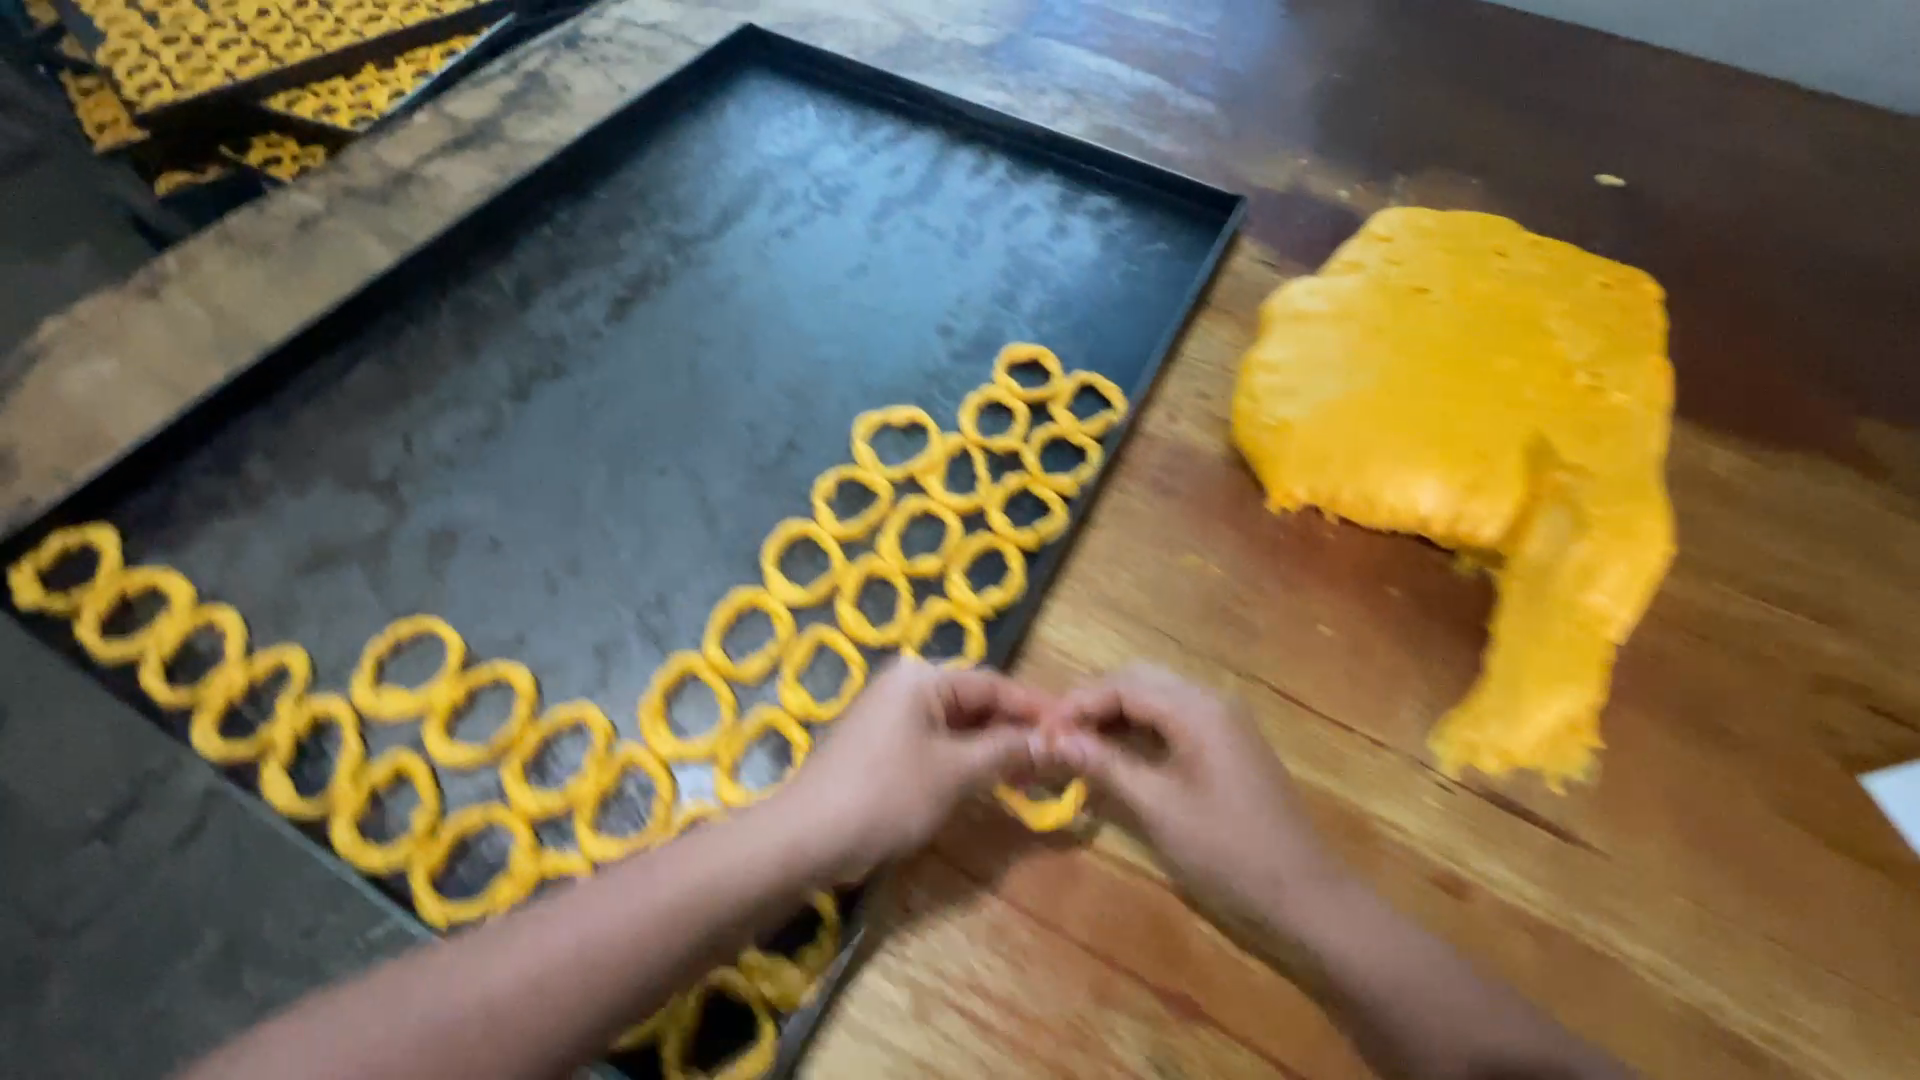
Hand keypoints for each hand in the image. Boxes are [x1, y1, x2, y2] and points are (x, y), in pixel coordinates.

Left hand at [774, 657, 1044, 881]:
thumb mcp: (955, 772)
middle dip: (1016, 729)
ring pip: (957, 725)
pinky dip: (965, 759)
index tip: (1076, 730)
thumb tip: (1059, 740)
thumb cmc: (884, 795)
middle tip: (1058, 757)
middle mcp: (906, 685)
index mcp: (921, 677)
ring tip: (1033, 773)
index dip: (1036, 708)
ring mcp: (891, 716)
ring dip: (993, 748)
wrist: (804, 838)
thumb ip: (1007, 750)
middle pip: (976, 701)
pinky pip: (936, 742)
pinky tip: (991, 780)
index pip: (993, 683)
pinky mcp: (882, 746)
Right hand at [1039, 665, 1342, 922]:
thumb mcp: (1157, 808)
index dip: (1077, 703)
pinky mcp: (1228, 741)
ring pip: (1156, 695)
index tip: (1043, 731)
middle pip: (1139, 679)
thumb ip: (1104, 766)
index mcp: (1196, 709)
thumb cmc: (1228, 851)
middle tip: (1058, 734)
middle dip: (1094, 701)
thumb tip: (1052, 739)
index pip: (1122, 685)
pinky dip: (1140, 726)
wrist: (1305, 894)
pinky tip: (1117, 753)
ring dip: (1115, 712)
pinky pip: (1173, 716)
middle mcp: (1211, 700)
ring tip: (1078, 743)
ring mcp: (1224, 719)